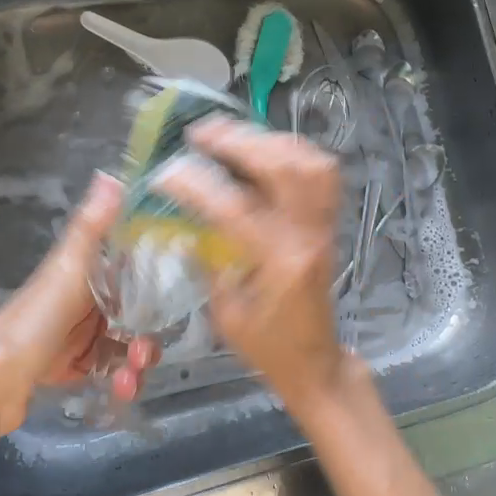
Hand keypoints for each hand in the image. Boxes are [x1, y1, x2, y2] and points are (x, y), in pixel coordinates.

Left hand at [0, 172, 157, 438]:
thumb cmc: (35, 319)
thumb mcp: (68, 267)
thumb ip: (92, 226)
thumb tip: (112, 173)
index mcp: (85, 273)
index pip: (134, 272)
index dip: (158, 286)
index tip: (174, 304)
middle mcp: (85, 301)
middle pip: (136, 316)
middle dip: (149, 337)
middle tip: (145, 354)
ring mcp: (80, 338)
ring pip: (127, 347)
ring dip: (137, 364)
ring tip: (129, 380)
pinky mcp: (74, 370)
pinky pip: (111, 374)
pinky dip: (121, 382)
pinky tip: (120, 392)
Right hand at [149, 119, 349, 415]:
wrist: (316, 362)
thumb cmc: (267, 347)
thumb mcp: (225, 312)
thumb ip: (208, 261)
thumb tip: (184, 219)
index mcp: (279, 264)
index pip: (236, 208)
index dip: (197, 185)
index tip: (165, 171)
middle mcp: (308, 236)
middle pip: (284, 168)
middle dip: (240, 142)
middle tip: (201, 133)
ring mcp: (325, 226)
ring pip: (309, 162)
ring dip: (268, 140)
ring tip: (231, 135)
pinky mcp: (330, 222)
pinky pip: (321, 172)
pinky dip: (292, 151)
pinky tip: (263, 150)